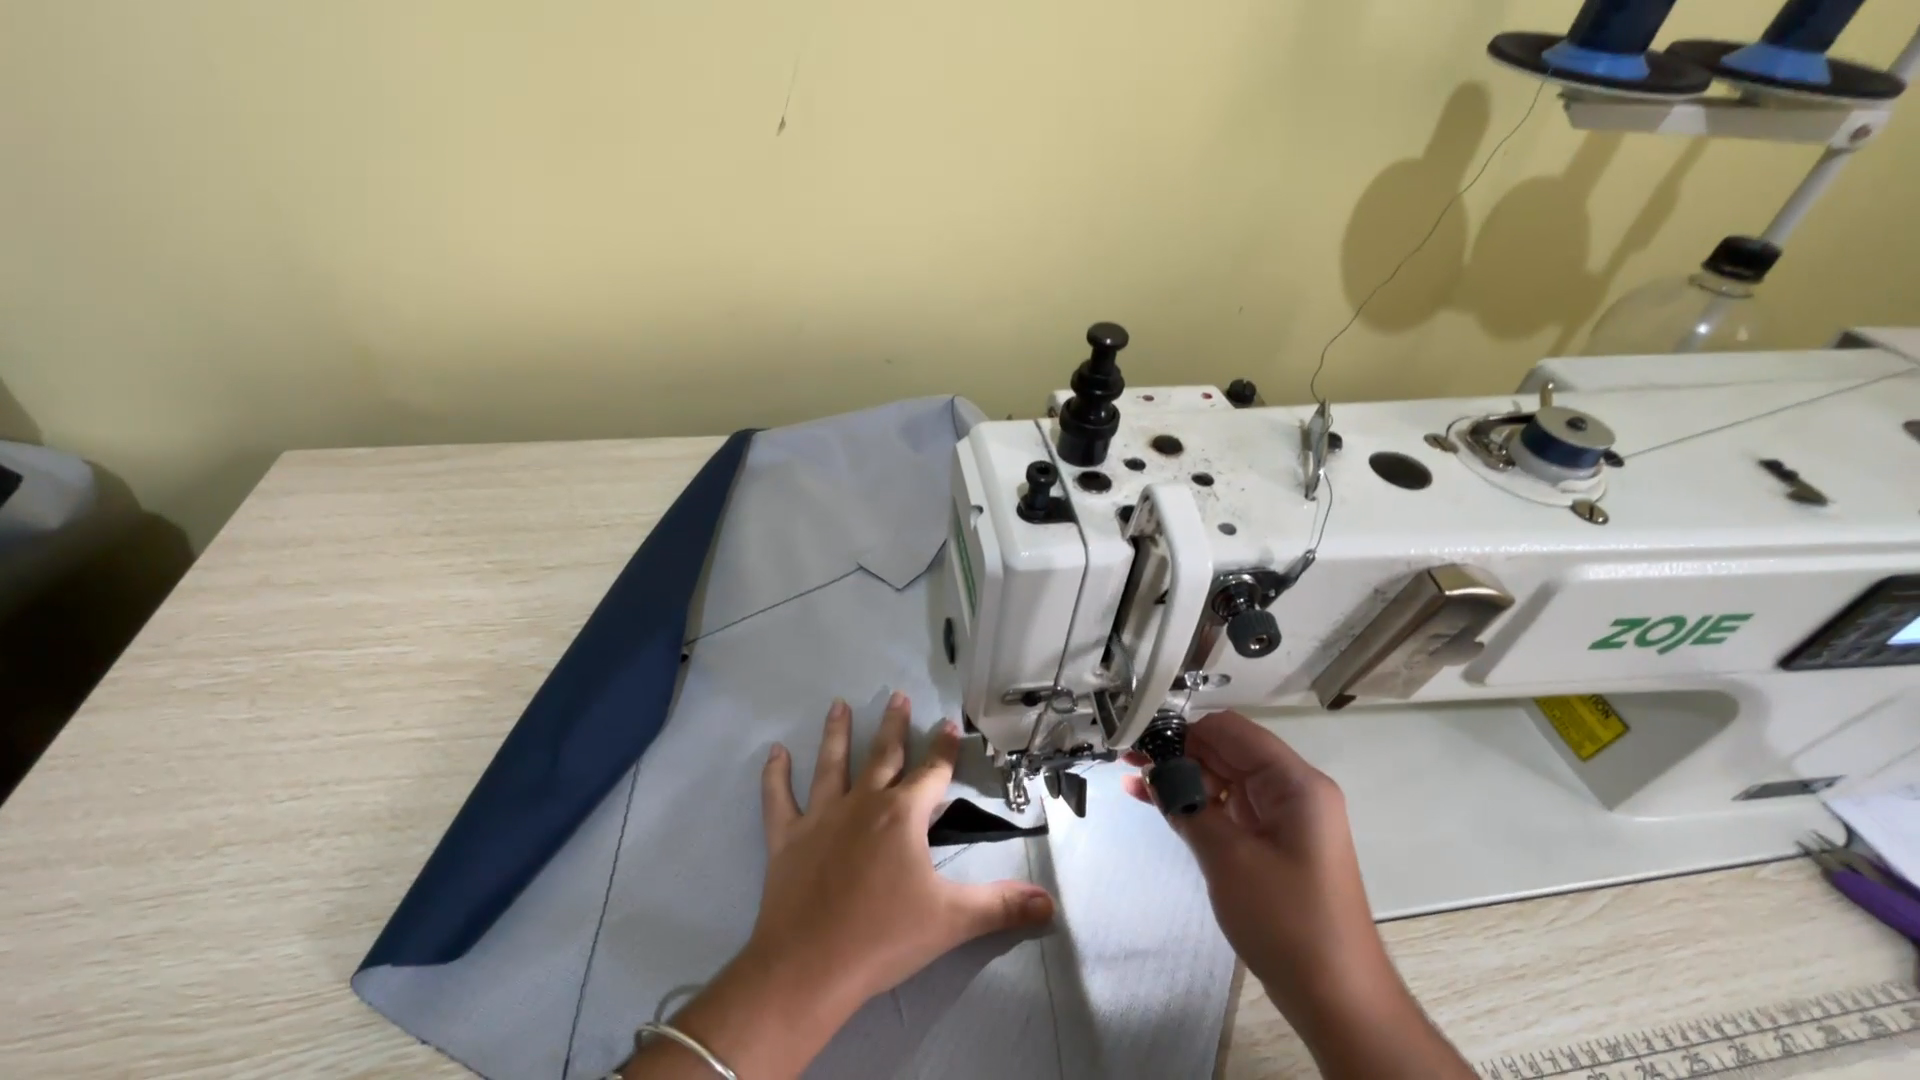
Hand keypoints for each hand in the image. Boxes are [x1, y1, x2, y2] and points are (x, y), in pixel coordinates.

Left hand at [620, 693, 1055, 1079]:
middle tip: (898, 697)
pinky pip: (779, 799)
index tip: (950, 723)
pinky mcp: (786, 839)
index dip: (944, 749)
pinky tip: (775, 753)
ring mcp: (820, 818)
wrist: (808, 967)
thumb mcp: (952, 921)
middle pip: (882, 757)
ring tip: (839, 705)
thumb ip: (1002, 906)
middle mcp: (862, 805)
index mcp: (902, 817)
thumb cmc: (883, 937)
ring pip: (831, 765)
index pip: (931, 773)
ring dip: (837, 734)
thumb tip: (1051, 904)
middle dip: (894, 727)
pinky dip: (776, 775)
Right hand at [1124, 711, 1471, 1078]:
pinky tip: (1156, 801)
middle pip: (1227, 751)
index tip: (1140, 740)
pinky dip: (1195, 804)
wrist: (1335, 995)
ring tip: (1132, 777)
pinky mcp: (1272, 843)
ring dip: (1182, 778)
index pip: (1231, 730)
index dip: (1184, 729)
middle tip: (1126, 757)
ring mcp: (1282, 818)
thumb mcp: (1229, 857)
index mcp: (1294, 783)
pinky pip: (1228, 808)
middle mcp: (1292, 791)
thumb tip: (1156, 771)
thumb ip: (1189, 806)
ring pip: (1224, 779)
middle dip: (1178, 751)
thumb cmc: (1287, 920)